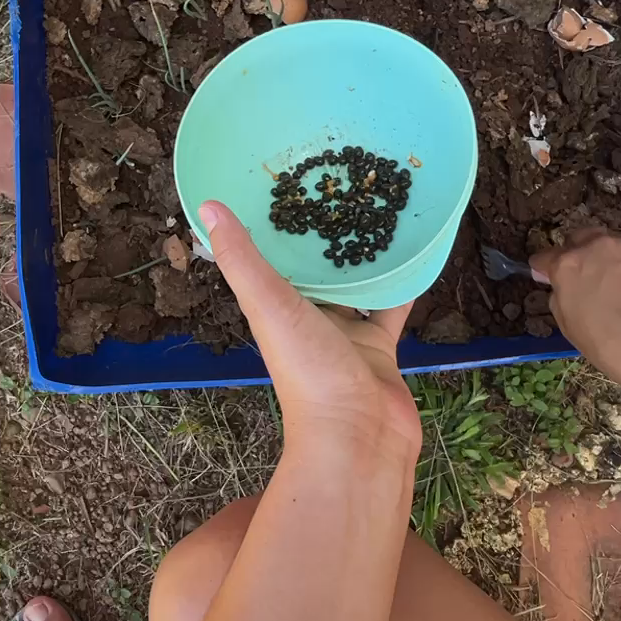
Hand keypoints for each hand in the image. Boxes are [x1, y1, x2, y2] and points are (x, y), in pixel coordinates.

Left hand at [198, 200, 420, 467]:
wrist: (360, 438)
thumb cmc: (309, 371)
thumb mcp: (271, 306)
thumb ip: (242, 259)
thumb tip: (206, 206)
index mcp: (275, 308)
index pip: (270, 257)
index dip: (275, 223)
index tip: (285, 182)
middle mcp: (307, 318)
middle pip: (314, 269)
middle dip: (323, 235)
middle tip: (340, 186)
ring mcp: (345, 334)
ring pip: (354, 285)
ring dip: (362, 255)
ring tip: (376, 208)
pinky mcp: (379, 347)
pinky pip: (391, 307)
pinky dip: (401, 283)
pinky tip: (414, 252)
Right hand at [528, 229, 620, 389]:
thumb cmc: (612, 347)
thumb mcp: (570, 328)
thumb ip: (563, 298)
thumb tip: (566, 287)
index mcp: (568, 266)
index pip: (546, 257)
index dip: (546, 267)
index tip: (548, 274)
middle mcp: (599, 246)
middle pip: (584, 238)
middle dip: (585, 253)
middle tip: (596, 279)